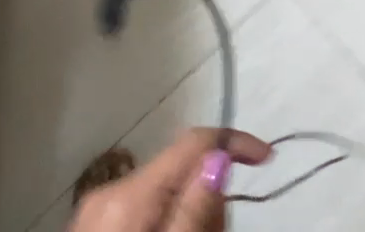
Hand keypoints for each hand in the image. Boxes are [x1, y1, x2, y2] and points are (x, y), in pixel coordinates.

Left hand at [70, 129, 272, 231]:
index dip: (235, 143)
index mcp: (129, 195)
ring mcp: (97, 213)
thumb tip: (220, 157)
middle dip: (210, 200)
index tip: (268, 160)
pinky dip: (170, 227)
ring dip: (192, 218)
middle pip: (182, 170)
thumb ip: (195, 212)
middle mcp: (109, 192)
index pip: (193, 142)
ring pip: (167, 194)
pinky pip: (147, 213)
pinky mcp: (95, 231)